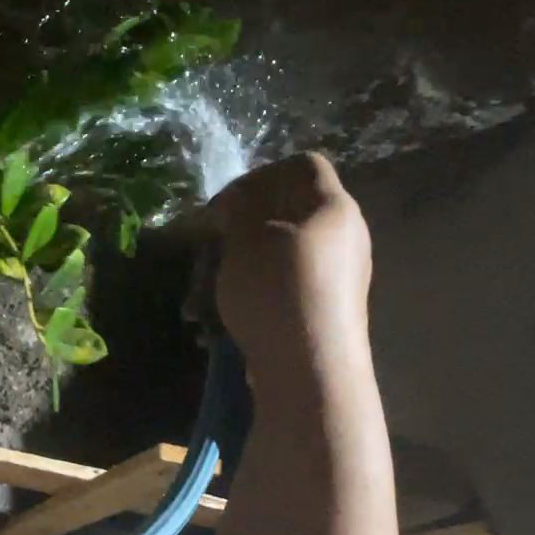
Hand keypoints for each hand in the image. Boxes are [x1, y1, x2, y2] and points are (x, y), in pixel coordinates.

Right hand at [211, 153, 372, 397]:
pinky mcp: (316, 312)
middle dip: (229, 241)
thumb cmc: (275, 293)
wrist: (308, 367)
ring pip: (267, 262)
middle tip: (200, 264)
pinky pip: (273, 293)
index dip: (257, 177)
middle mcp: (339, 236)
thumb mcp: (245, 243)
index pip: (300, 166)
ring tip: (195, 311)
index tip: (220, 207)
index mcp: (331, 208)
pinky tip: (213, 331)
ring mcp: (331, 276)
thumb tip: (234, 198)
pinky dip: (240, 304)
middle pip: (277, 218)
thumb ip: (238, 210)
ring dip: (224, 280)